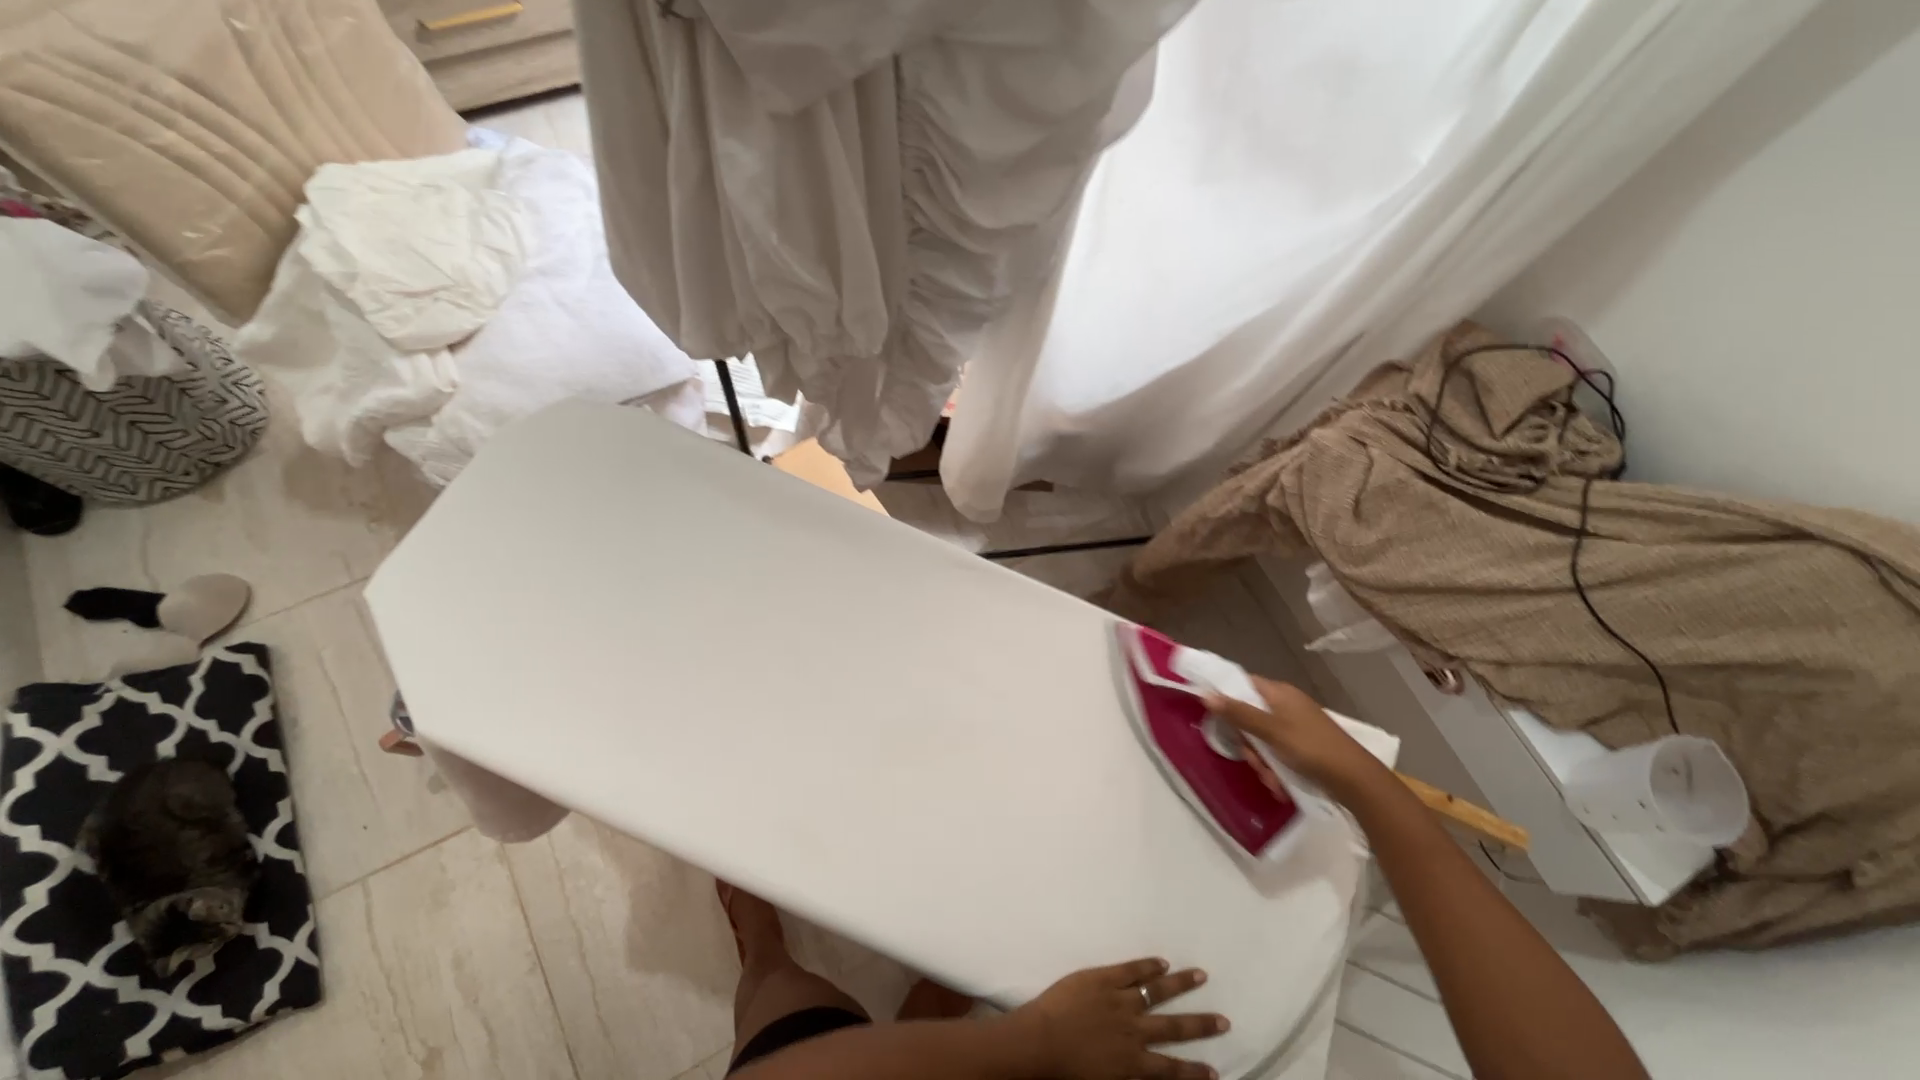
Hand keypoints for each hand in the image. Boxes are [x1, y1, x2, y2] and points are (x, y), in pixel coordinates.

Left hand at [1003, 958, 1226, 1079]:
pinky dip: (1147, 965)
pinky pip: (1131, 970)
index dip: (1193, 1072)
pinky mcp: (1103, 980)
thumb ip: (1126, 1078)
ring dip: (1181, 984)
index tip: (1215, 1072)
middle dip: (1201, 1024)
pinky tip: (1162, 962)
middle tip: (1224, 1020)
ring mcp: (1120, 1002)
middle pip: (1174, 1027)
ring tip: (1201, 975)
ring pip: (1157, 991)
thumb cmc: (1064, 1073)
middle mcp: (1134, 1032)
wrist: (1040, 1043)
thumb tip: (1145, 1075)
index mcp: (1132, 1063)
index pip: (1170, 1069)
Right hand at [1206, 677, 1389, 801]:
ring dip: (1262, 763)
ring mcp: (1294, 728)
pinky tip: (1280, 784)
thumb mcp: (1271, 731)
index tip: (1217, 719)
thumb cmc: (1310, 747)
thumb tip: (1206, 694)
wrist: (1354, 779)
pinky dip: (1275, 769)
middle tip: (1253, 760)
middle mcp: (1285, 706)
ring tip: (1272, 779)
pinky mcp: (1301, 748)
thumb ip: (1238, 713)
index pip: (1243, 684)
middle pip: (1249, 718)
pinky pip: (1276, 754)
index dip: (1227, 698)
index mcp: (1279, 693)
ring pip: (1261, 741)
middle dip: (1249, 745)